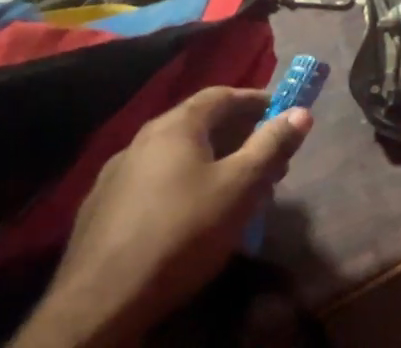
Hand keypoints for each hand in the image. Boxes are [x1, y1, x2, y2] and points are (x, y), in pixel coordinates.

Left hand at [11, 87, 313, 347]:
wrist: (99, 305)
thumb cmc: (183, 232)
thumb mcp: (242, 186)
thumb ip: (272, 144)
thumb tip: (300, 112)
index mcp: (173, 127)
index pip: (222, 94)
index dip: (257, 100)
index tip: (285, 114)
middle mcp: (139, 142)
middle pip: (199, 125)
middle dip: (239, 135)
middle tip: (269, 158)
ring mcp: (113, 178)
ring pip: (176, 156)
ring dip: (212, 162)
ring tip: (237, 189)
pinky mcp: (100, 212)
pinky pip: (154, 184)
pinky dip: (183, 185)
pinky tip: (193, 215)